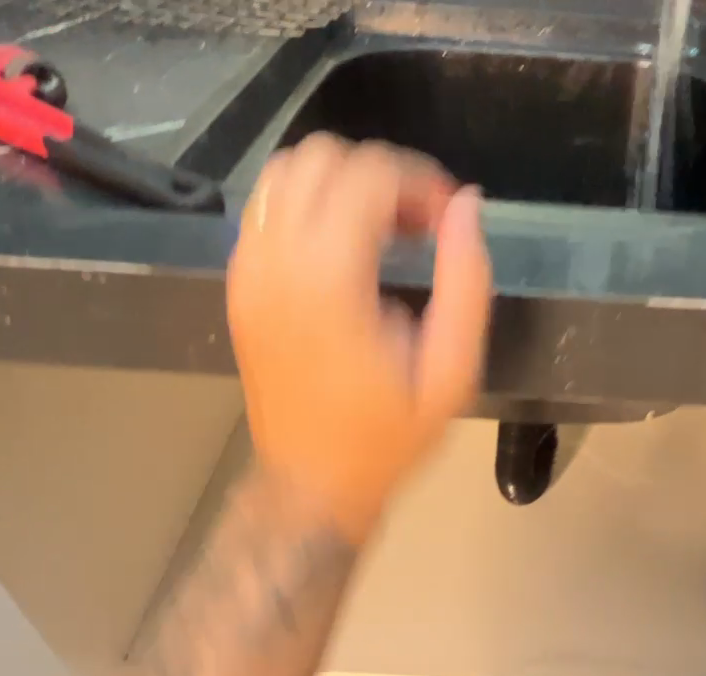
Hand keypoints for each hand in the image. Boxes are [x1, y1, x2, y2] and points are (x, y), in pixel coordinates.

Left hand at [228, 134, 491, 541]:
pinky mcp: (239, 285)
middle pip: (323, 158)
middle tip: (418, 226)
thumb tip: (466, 207)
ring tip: (381, 230)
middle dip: (381, 176)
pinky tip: (341, 247)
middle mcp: (276, 261)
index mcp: (329, 280)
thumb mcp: (451, 374)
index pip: (368, 175)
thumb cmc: (386, 440)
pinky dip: (306, 205)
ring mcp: (248, 271)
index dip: (420, 182)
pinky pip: (265, 208)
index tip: (447, 221)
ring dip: (341, 183)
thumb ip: (466, 283)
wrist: (311, 486)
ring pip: (285, 172)